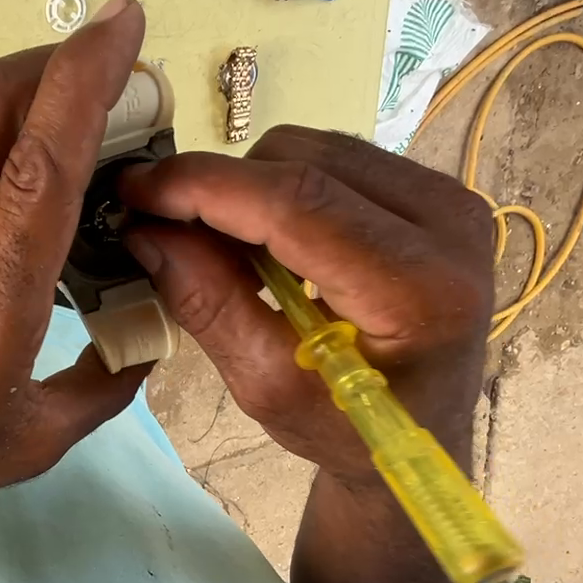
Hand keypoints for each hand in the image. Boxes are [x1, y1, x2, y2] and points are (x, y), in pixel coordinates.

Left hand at [0, 0, 153, 556]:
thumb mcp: (32, 441)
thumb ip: (103, 385)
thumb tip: (145, 339)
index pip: (40, 166)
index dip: (84, 82)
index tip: (125, 28)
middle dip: (54, 60)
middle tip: (107, 64)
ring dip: (19, 97)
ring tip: (66, 123)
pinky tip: (8, 181)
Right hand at [118, 127, 494, 481]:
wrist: (419, 435)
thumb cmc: (344, 430)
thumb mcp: (264, 385)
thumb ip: (208, 304)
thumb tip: (145, 231)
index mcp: (418, 289)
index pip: (297, 203)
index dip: (204, 187)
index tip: (133, 189)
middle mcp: (449, 224)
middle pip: (303, 161)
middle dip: (220, 189)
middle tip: (171, 234)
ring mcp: (449, 199)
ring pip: (314, 148)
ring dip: (249, 190)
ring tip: (228, 251)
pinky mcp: (434, 192)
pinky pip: (334, 158)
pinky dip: (279, 190)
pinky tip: (269, 242)